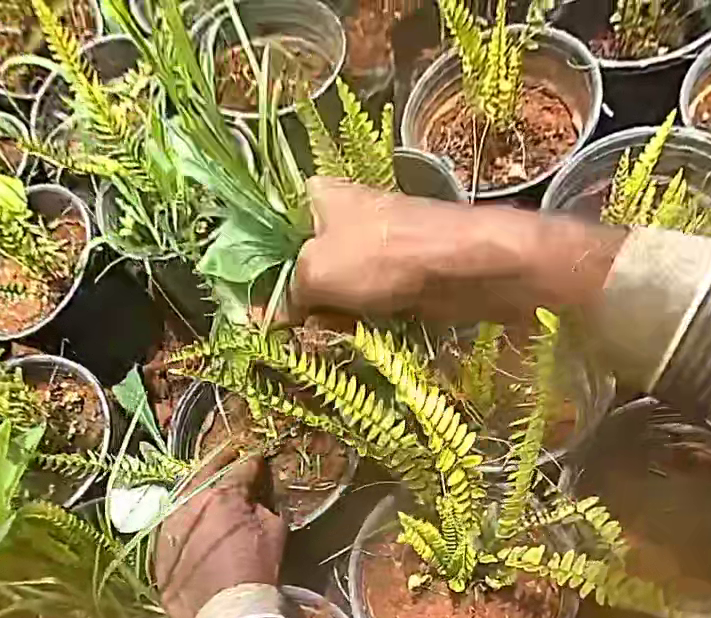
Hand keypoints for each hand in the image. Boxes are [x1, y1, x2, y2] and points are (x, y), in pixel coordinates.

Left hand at [155, 446, 286, 617]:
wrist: (227, 612)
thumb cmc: (257, 571)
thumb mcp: (274, 532)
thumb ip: (264, 507)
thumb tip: (255, 499)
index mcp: (222, 496)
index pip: (239, 470)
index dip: (251, 463)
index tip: (257, 459)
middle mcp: (190, 504)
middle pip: (204, 475)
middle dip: (219, 464)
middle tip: (229, 456)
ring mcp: (171, 526)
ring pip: (183, 497)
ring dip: (197, 489)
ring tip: (208, 486)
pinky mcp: (160, 549)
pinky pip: (171, 524)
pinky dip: (184, 517)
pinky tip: (193, 518)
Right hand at [287, 178, 625, 326]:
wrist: (458, 266)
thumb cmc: (381, 256)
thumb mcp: (316, 272)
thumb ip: (285, 295)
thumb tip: (263, 319)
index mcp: (311, 196)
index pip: (266, 232)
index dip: (257, 272)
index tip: (253, 307)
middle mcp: (336, 216)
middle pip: (297, 266)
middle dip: (297, 300)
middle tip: (297, 324)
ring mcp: (366, 246)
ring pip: (328, 290)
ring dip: (328, 315)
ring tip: (338, 324)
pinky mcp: (389, 274)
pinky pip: (357, 301)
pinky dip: (355, 318)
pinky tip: (360, 327)